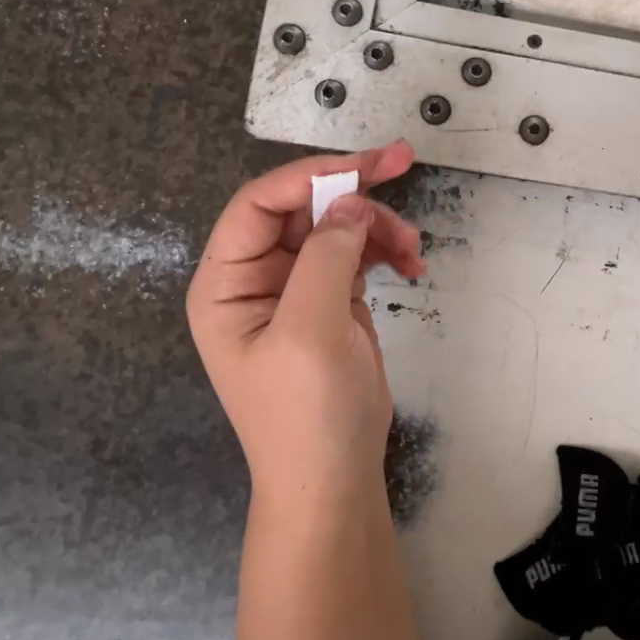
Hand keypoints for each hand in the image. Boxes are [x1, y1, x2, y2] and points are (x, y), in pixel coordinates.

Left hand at [186, 142, 426, 495]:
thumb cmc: (306, 412)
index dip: (310, 175)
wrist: (335, 478)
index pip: (259, 205)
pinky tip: (413, 265)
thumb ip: (327, 258)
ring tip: (414, 249)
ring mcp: (297, 288)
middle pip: (303, 208)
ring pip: (337, 226)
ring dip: (378, 226)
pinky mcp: (332, 300)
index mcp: (226, 283)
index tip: (366, 166)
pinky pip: (358, 253)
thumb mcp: (310, 332)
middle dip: (353, 190)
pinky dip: (386, 251)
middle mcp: (256, 277)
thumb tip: (351, 202)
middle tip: (403, 160)